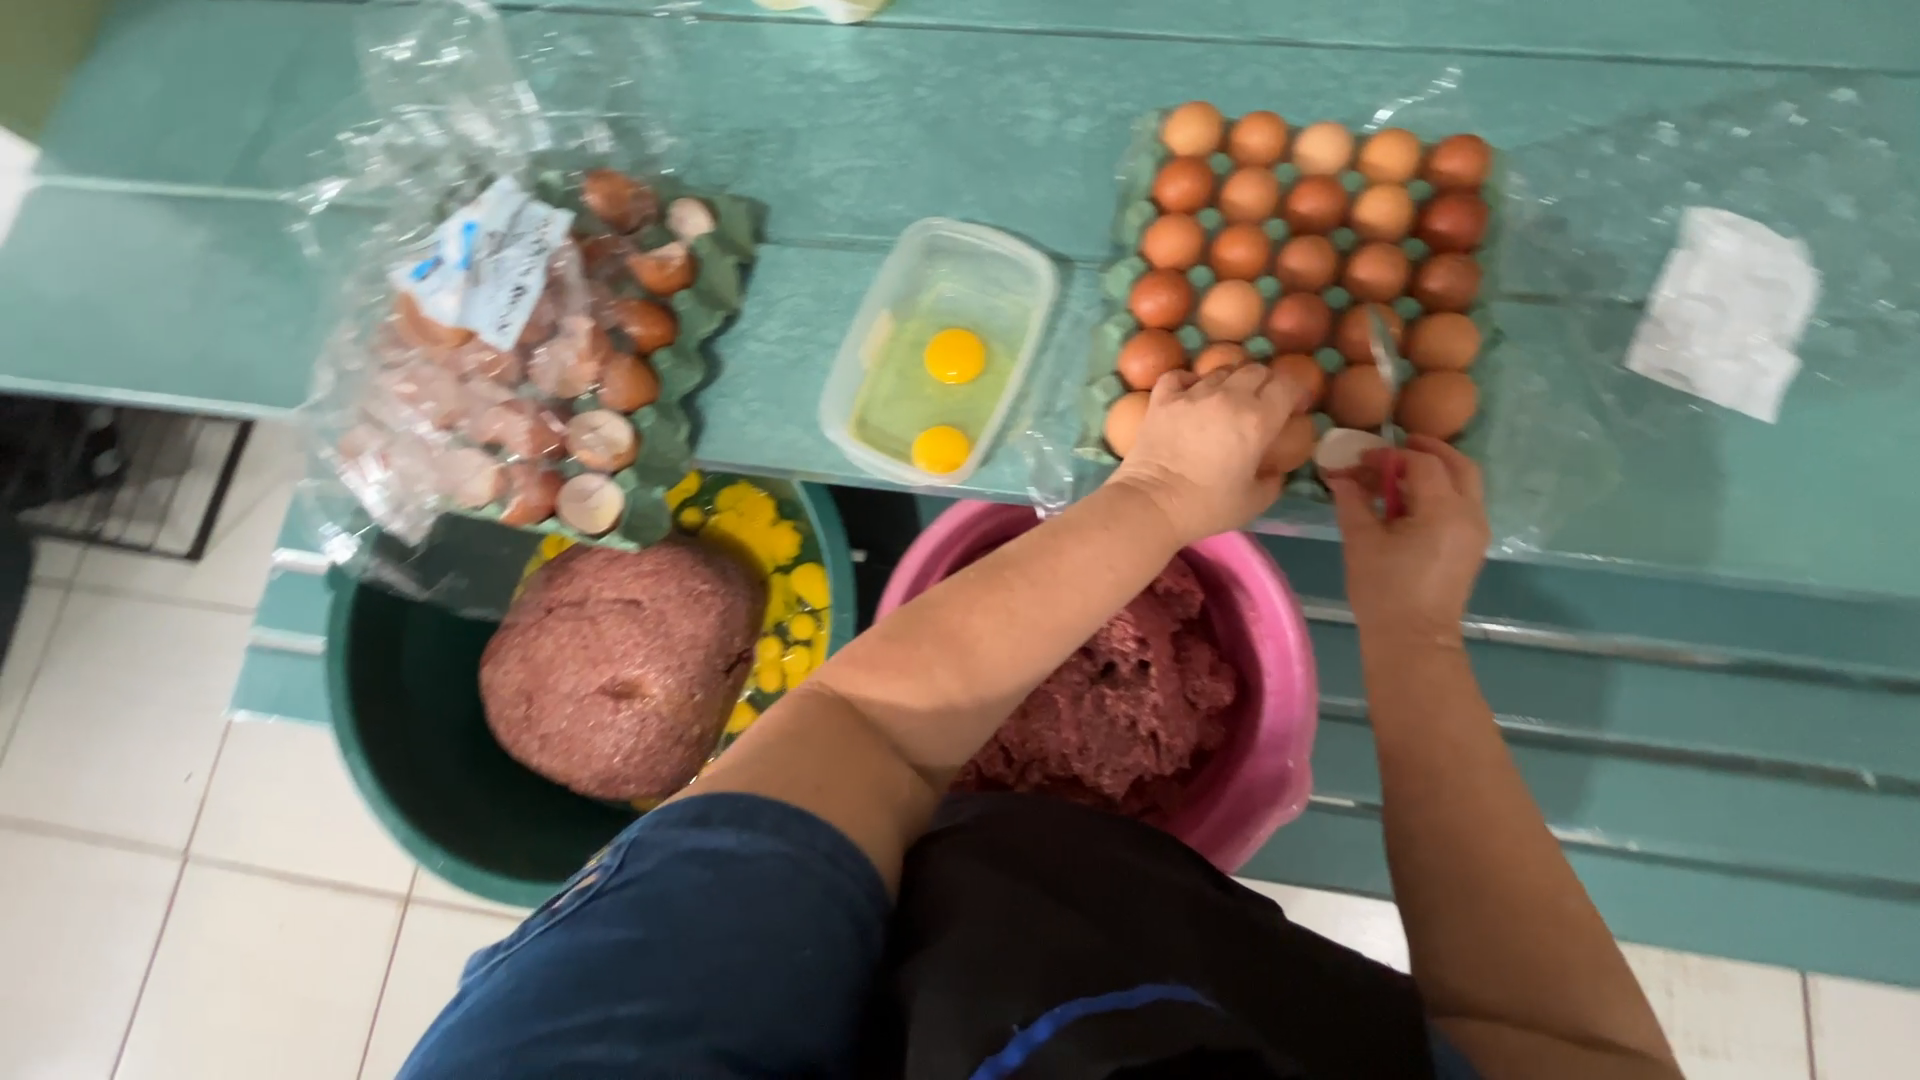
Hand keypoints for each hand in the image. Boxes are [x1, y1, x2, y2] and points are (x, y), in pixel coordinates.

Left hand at [1107, 364, 1304, 545]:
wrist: (1152, 504)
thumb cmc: (1206, 507)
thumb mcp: (1255, 501)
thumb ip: (1273, 478)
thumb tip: (1275, 468)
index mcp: (1258, 419)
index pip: (1287, 385)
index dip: (1294, 393)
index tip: (1292, 408)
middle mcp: (1228, 397)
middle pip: (1256, 370)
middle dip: (1264, 383)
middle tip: (1260, 405)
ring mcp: (1191, 394)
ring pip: (1220, 371)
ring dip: (1229, 381)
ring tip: (1225, 401)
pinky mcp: (1162, 399)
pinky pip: (1179, 376)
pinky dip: (1188, 380)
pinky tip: (1189, 394)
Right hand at [1326, 435, 1489, 646]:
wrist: (1413, 638)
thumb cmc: (1383, 590)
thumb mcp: (1361, 541)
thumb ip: (1353, 502)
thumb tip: (1341, 476)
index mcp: (1444, 510)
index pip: (1422, 463)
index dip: (1390, 456)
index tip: (1361, 461)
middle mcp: (1470, 513)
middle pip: (1458, 465)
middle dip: (1428, 450)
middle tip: (1397, 446)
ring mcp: (1477, 530)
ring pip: (1466, 482)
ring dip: (1437, 469)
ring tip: (1402, 473)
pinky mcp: (1472, 544)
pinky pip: (1464, 502)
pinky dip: (1442, 490)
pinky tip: (1412, 500)